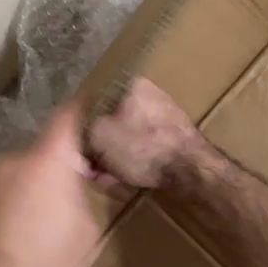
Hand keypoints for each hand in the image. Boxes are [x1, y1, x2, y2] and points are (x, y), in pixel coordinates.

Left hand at [0, 103, 102, 266]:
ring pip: (16, 176)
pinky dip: (6, 207)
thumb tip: (77, 186)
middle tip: (73, 197)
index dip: (83, 110)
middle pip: (41, 153)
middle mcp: (10, 162)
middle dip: (57, 169)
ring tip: (37, 228)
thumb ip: (83, 197)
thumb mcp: (87, 235)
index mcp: (48, 162)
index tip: (95, 106)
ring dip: (29, 189)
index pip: (68, 117)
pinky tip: (11, 239)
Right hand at [86, 79, 205, 189]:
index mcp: (132, 84)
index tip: (77, 146)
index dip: (83, 125)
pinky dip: (133, 166)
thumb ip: (83, 132)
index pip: (97, 100)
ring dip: (114, 160)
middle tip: (90, 169)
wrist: (190, 169)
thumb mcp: (97, 136)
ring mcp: (165, 120)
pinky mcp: (175, 142)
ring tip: (105, 180)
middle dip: (100, 148)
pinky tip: (123, 182)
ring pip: (129, 140)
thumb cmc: (140, 146)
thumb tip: (81, 138)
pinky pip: (145, 152)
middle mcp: (151, 97)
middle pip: (114, 123)